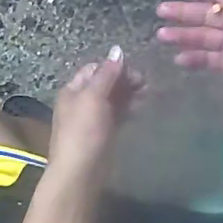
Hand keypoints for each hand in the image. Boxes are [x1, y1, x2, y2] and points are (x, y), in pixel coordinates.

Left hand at [46, 47, 142, 184]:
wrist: (80, 173)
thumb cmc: (83, 131)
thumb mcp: (93, 97)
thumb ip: (106, 74)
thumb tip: (117, 49)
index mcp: (73, 90)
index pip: (94, 69)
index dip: (113, 66)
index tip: (134, 69)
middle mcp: (80, 102)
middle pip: (104, 83)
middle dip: (124, 80)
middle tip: (146, 82)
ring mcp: (92, 119)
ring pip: (112, 100)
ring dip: (129, 93)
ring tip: (149, 92)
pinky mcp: (103, 134)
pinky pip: (117, 115)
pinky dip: (128, 108)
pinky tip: (142, 106)